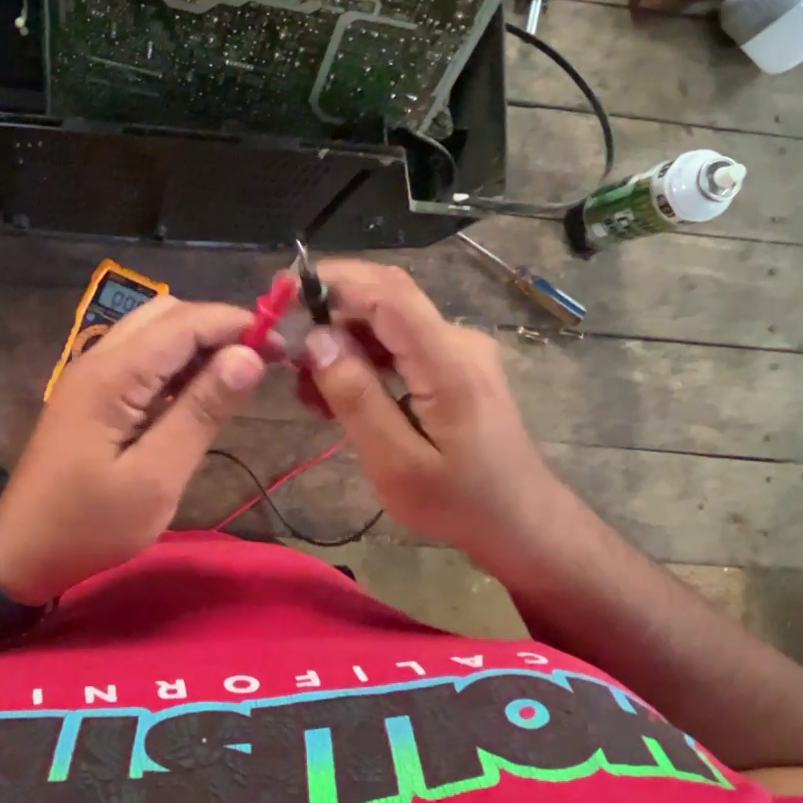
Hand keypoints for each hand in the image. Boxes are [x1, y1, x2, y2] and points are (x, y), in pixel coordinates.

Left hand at [0, 297, 265, 604]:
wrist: (21, 552)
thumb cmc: (91, 524)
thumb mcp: (156, 477)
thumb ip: (202, 412)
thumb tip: (249, 356)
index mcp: (113, 375)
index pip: (186, 322)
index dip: (238, 325)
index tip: (284, 350)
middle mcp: (99, 359)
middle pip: (168, 316)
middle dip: (219, 329)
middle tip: (263, 366)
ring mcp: (91, 375)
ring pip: (153, 333)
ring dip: (197, 345)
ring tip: (237, 381)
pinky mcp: (91, 395)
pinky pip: (139, 360)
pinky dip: (175, 365)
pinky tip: (197, 396)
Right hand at [301, 260, 558, 554]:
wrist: (519, 520)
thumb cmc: (458, 501)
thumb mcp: (396, 463)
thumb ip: (356, 398)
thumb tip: (317, 339)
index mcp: (448, 362)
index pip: (387, 294)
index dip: (334, 282)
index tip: (282, 293)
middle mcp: (457, 341)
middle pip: (385, 299)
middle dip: (330, 312)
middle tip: (287, 354)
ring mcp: (459, 350)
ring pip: (388, 322)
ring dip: (342, 342)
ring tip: (309, 390)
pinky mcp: (454, 364)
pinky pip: (400, 344)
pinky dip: (363, 358)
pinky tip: (339, 395)